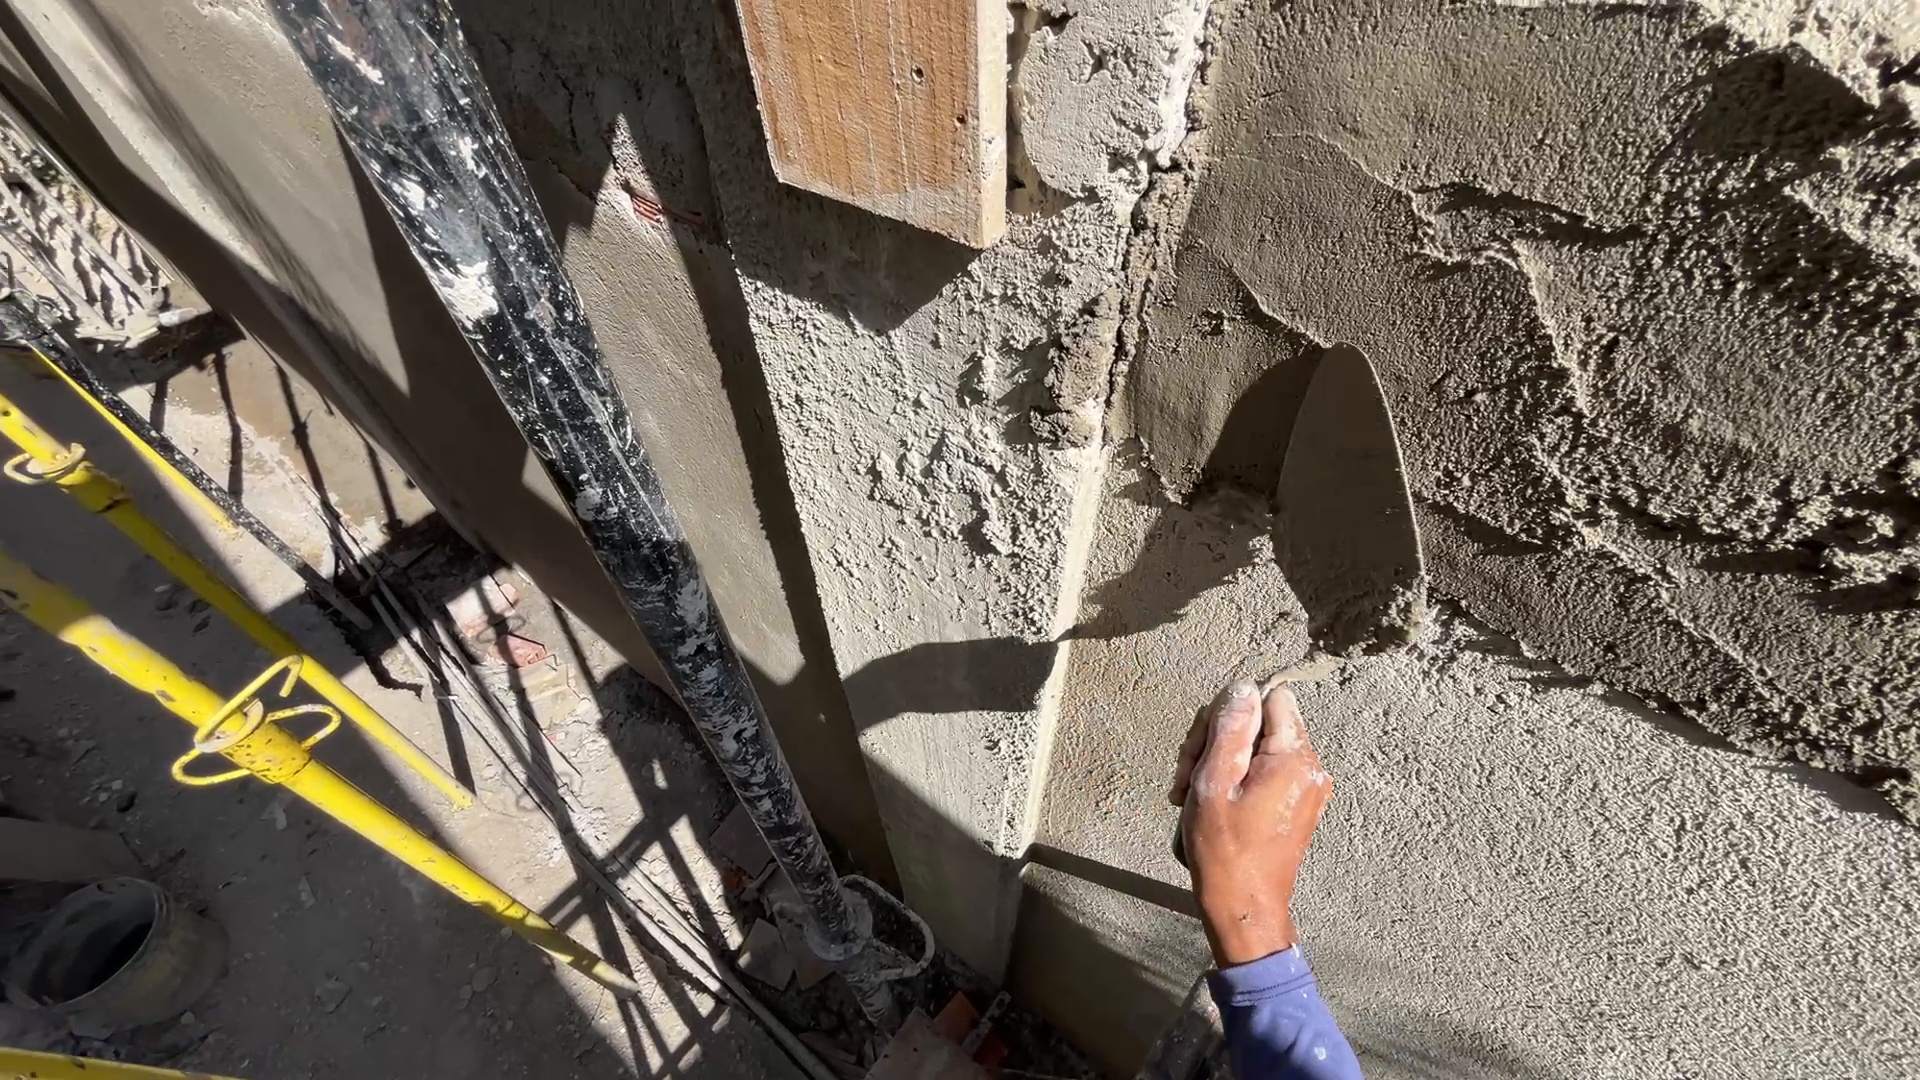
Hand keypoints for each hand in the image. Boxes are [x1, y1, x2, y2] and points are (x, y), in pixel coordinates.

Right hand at [1168, 679, 1331, 966]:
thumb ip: (1229, 728)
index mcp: (1294, 757)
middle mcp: (1309, 766)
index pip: (1269, 698)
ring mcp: (1304, 785)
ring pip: (1253, 743)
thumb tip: (1242, 686)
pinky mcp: (1294, 800)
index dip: (1231, 711)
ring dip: (1215, 759)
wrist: (1243, 905)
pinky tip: (1206, 798)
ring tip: (1188, 792)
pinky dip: (1230, 775)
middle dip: (1215, 739)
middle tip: (1186, 774)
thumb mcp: (1214, 780)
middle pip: (1257, 721)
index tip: (1206, 743)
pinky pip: (1260, 767)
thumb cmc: (1223, 847)